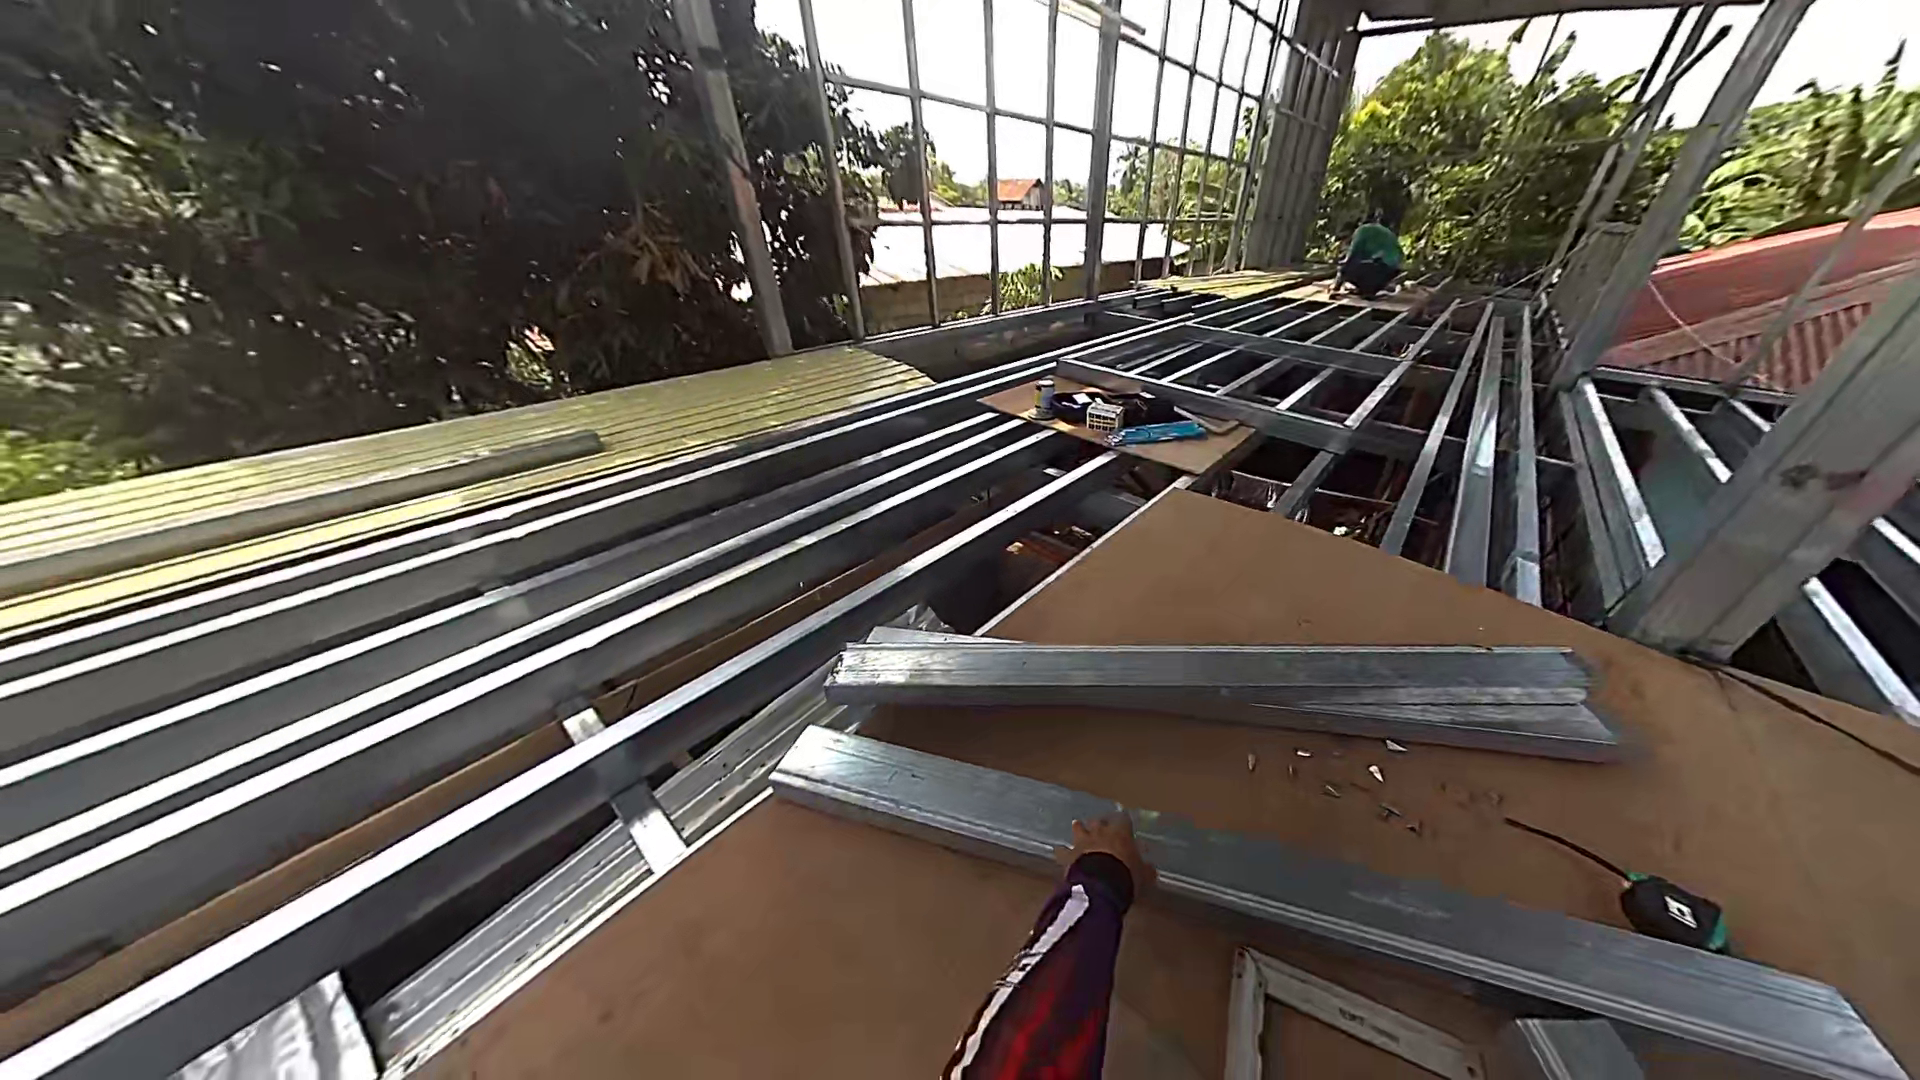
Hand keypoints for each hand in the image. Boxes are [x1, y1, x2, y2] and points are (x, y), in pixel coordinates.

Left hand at [1053, 813, 1156, 890]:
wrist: (1100, 885)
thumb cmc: (1126, 876)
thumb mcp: (1143, 876)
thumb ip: (1146, 870)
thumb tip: (1151, 869)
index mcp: (1120, 833)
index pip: (1124, 820)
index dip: (1124, 822)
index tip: (1125, 823)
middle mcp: (1100, 831)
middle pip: (1099, 820)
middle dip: (1100, 823)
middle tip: (1102, 826)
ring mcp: (1083, 840)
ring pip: (1079, 828)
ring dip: (1080, 829)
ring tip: (1079, 827)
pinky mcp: (1070, 853)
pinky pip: (1063, 850)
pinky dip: (1063, 851)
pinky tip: (1060, 852)